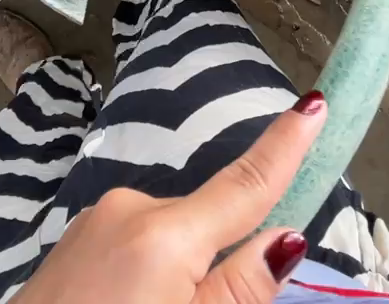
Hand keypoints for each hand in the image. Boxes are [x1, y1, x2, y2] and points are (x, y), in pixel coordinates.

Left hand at [12, 91, 326, 303]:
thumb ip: (240, 291)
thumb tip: (286, 235)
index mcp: (166, 233)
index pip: (244, 183)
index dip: (285, 145)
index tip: (314, 102)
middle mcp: (131, 207)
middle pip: (204, 224)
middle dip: (219, 264)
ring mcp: (96, 219)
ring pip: (168, 239)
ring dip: (178, 275)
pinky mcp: (74, 238)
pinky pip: (134, 246)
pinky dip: (146, 276)